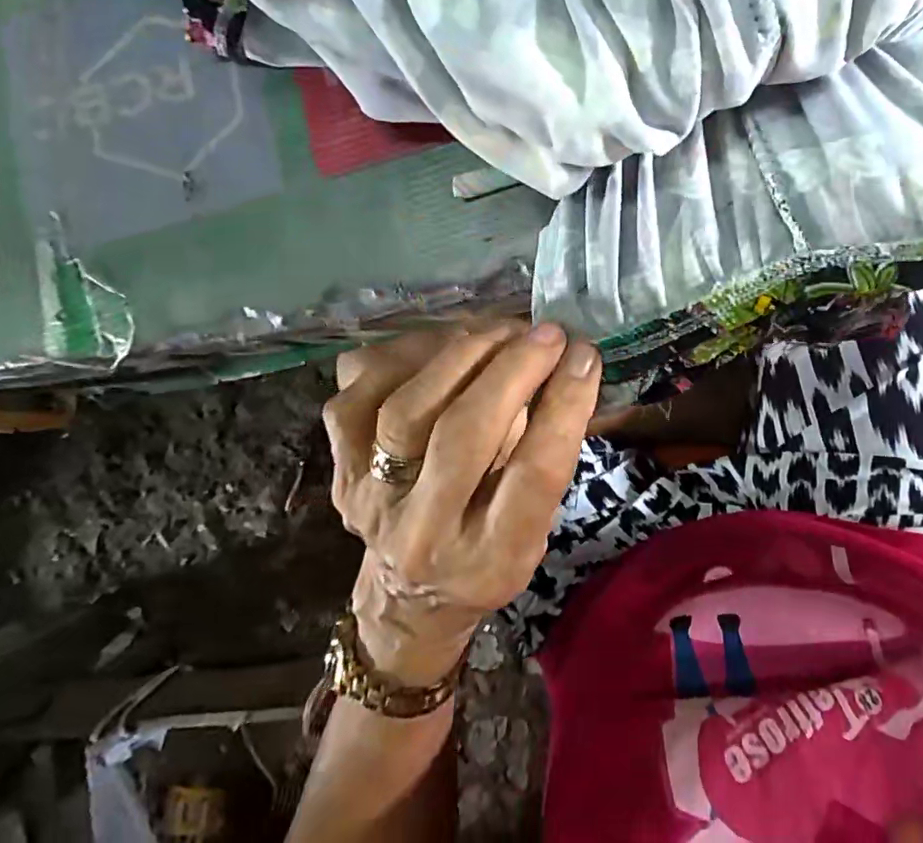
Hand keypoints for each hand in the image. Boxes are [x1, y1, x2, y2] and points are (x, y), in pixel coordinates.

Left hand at [323, 323, 601, 685]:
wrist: (410, 592)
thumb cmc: (489, 552)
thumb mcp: (535, 526)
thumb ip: (544, 454)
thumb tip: (562, 364)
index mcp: (490, 558)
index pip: (533, 474)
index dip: (563, 406)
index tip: (584, 357)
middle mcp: (421, 533)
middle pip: (463, 436)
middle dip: (511, 370)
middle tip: (546, 333)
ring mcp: (368, 499)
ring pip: (406, 409)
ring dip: (461, 355)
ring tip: (502, 330)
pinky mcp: (337, 468)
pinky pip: (361, 393)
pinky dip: (406, 356)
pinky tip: (444, 343)